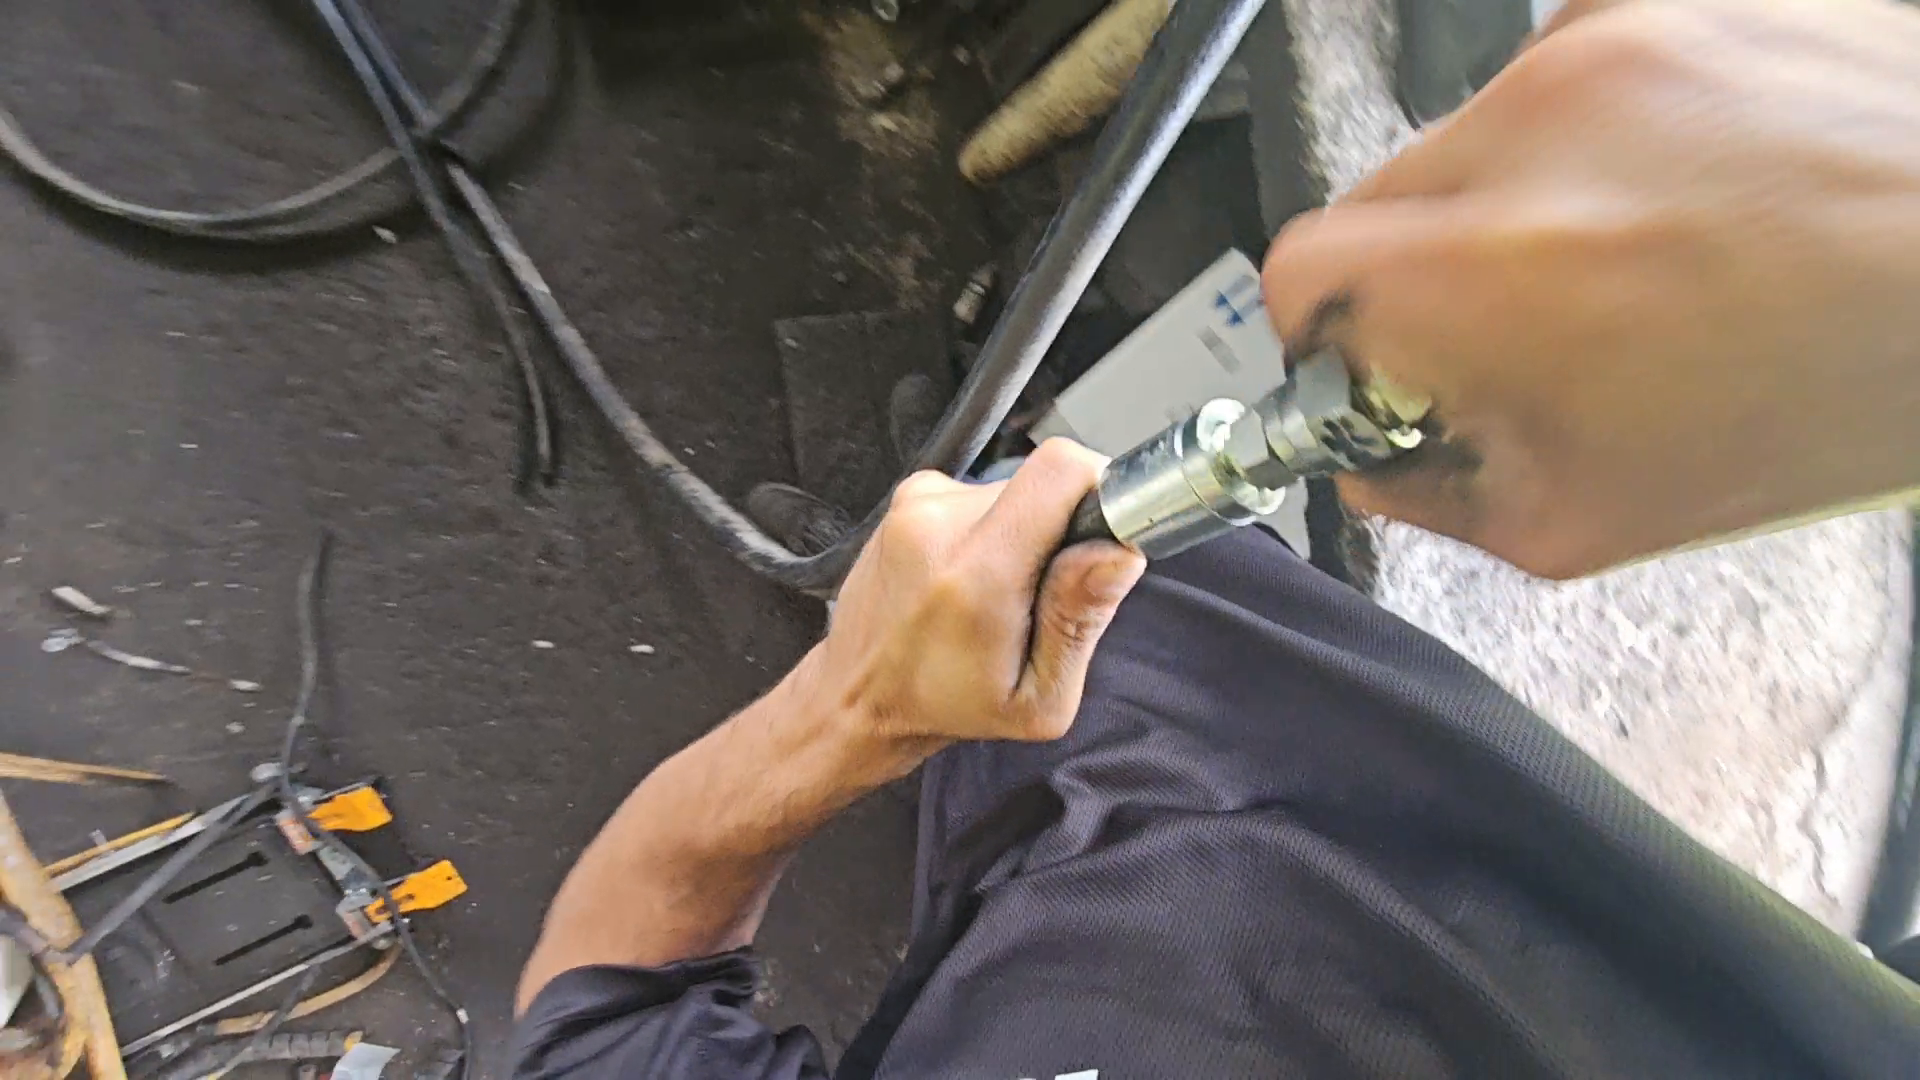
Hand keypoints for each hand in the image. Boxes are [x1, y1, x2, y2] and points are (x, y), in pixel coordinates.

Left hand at [790, 438, 1145, 751]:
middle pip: (1044, 485)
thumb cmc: (944, 704)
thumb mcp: (1037, 700)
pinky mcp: (910, 497)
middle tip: (1039, 594)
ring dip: (1023, 534)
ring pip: (1015, 491)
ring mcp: (917, 502)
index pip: (1062, 470)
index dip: (1101, 489)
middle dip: (1061, 531)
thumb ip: (1080, 620)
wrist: (858, 693)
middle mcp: (939, 521)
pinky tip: (968, 576)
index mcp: (977, 572)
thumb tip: (1118, 551)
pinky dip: (991, 530)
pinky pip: (982, 495)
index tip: (1103, 534)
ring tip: (996, 592)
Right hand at [1262, 0, 1919, 577]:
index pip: (1299, 268)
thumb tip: (1362, 463)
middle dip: (1394, 275)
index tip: (1346, 345)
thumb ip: (1424, 497)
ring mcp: (1610, 46)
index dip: (1307, 320)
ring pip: (1448, 147)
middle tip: (1475, 320)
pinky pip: (1540, 82)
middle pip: (1364, 207)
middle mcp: (1537, 132)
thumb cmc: (1837, 396)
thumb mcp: (1578, 516)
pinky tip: (1641, 182)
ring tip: (1588, 250)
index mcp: (1491, 274)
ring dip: (1482, 210)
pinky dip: (1561, 140)